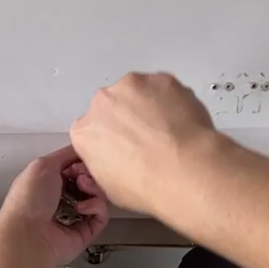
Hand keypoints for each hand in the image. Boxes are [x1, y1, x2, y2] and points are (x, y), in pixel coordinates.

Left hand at [0, 145, 109, 267]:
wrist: (28, 235)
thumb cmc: (28, 199)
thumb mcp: (43, 165)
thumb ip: (65, 154)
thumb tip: (82, 150)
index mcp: (47, 182)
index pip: (74, 167)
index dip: (81, 161)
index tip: (80, 161)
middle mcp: (60, 198)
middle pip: (88, 180)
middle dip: (89, 174)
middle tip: (81, 176)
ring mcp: (73, 215)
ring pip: (98, 196)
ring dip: (94, 189)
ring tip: (83, 190)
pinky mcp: (85, 232)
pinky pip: (101, 215)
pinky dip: (96, 207)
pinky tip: (83, 208)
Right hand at [69, 72, 224, 217]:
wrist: (184, 171)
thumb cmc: (147, 185)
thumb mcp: (109, 188)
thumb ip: (103, 164)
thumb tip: (114, 161)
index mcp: (84, 131)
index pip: (91, 130)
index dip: (110, 139)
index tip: (124, 148)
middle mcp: (102, 102)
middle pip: (112, 105)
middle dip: (127, 118)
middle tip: (148, 139)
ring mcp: (132, 86)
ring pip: (138, 92)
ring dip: (148, 106)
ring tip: (168, 131)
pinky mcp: (161, 79)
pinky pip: (164, 88)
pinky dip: (171, 100)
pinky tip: (181, 122)